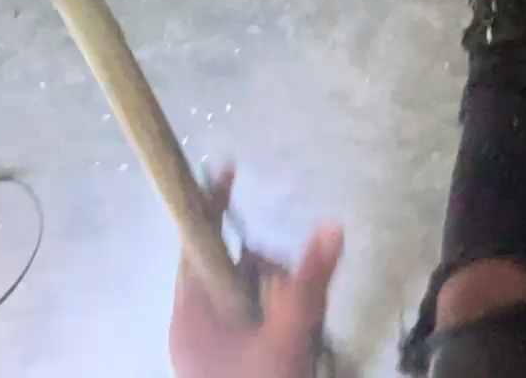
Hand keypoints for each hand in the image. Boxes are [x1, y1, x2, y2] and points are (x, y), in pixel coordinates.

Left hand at [170, 167, 344, 377]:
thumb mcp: (287, 340)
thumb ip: (308, 282)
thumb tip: (333, 225)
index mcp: (192, 317)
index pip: (197, 244)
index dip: (210, 205)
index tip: (226, 167)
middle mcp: (197, 326)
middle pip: (233, 267)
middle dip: (269, 268)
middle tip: (294, 296)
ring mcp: (215, 347)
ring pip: (251, 293)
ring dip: (280, 296)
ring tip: (303, 330)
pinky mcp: (233, 361)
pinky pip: (258, 317)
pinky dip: (280, 315)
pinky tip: (301, 336)